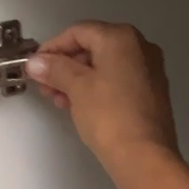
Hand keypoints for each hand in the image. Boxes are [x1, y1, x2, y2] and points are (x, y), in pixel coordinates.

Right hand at [25, 21, 179, 171]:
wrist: (145, 157)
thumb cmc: (109, 115)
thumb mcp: (77, 88)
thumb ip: (55, 69)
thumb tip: (35, 61)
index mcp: (122, 37)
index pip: (79, 31)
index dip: (53, 47)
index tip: (35, 65)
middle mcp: (140, 46)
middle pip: (93, 46)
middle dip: (65, 65)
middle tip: (45, 85)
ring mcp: (149, 68)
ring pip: (105, 65)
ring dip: (78, 79)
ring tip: (59, 100)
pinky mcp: (152, 90)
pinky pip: (118, 79)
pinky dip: (97, 87)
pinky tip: (80, 106)